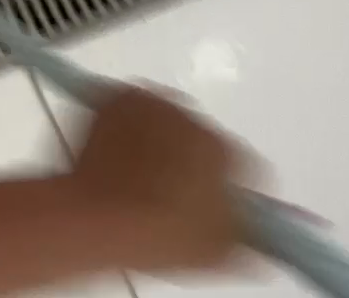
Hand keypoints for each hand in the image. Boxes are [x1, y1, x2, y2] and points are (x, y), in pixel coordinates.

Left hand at [70, 85, 248, 275]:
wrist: (100, 213)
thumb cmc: (165, 234)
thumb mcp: (227, 250)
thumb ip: (248, 228)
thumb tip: (248, 223)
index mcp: (227, 150)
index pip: (241, 164)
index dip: (227, 186)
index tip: (214, 201)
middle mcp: (189, 117)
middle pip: (200, 137)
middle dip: (191, 156)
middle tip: (173, 185)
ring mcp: (147, 103)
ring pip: (164, 118)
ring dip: (160, 135)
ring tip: (143, 168)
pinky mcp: (110, 98)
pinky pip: (128, 107)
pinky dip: (128, 121)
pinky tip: (121, 148)